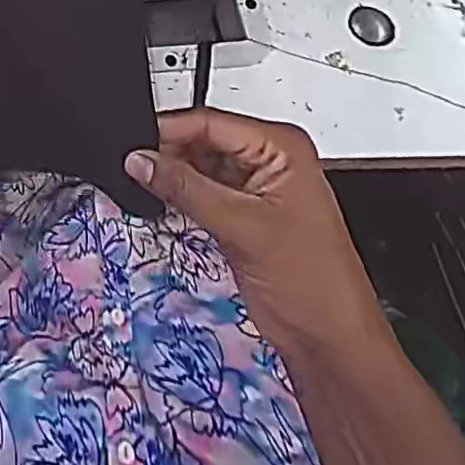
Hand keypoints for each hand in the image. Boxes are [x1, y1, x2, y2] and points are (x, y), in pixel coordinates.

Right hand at [124, 108, 381, 353]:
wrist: (329, 341)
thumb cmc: (315, 283)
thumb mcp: (241, 226)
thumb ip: (185, 188)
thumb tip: (143, 160)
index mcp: (281, 145)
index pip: (212, 123)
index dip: (170, 131)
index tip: (135, 145)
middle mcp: (270, 158)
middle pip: (204, 140)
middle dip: (169, 153)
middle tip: (136, 168)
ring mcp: (255, 184)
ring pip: (200, 164)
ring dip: (173, 176)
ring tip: (145, 185)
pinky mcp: (243, 210)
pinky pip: (203, 189)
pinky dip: (182, 195)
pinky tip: (162, 202)